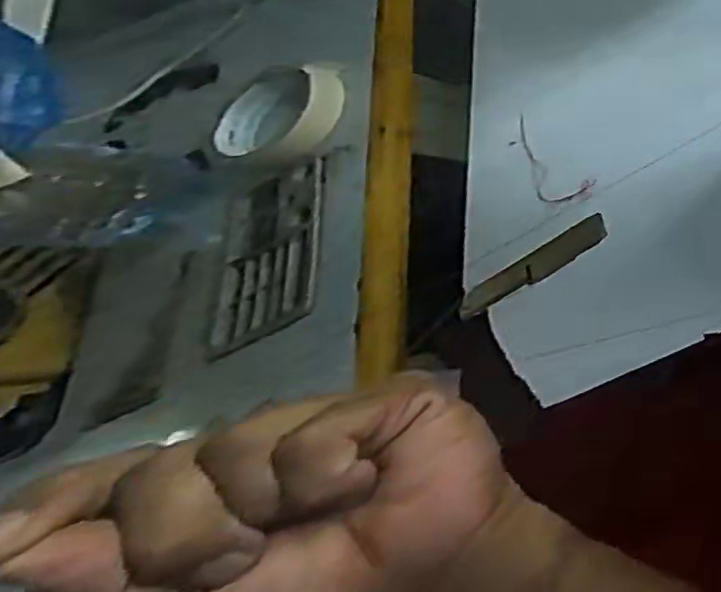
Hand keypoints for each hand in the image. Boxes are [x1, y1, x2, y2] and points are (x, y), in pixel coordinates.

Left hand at [0, 374, 521, 591]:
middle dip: (181, 535)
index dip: (60, 498)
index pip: (112, 475)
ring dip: (268, 505)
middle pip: (160, 469)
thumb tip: (16, 552)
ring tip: (325, 512)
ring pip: (235, 445)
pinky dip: (328, 474)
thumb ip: (128, 576)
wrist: (430, 560)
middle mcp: (254, 445)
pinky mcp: (383, 396)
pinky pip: (312, 434)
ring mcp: (322, 412)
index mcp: (207, 491)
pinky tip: (366, 479)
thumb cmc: (326, 582)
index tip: (5, 544)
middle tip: (239, 561)